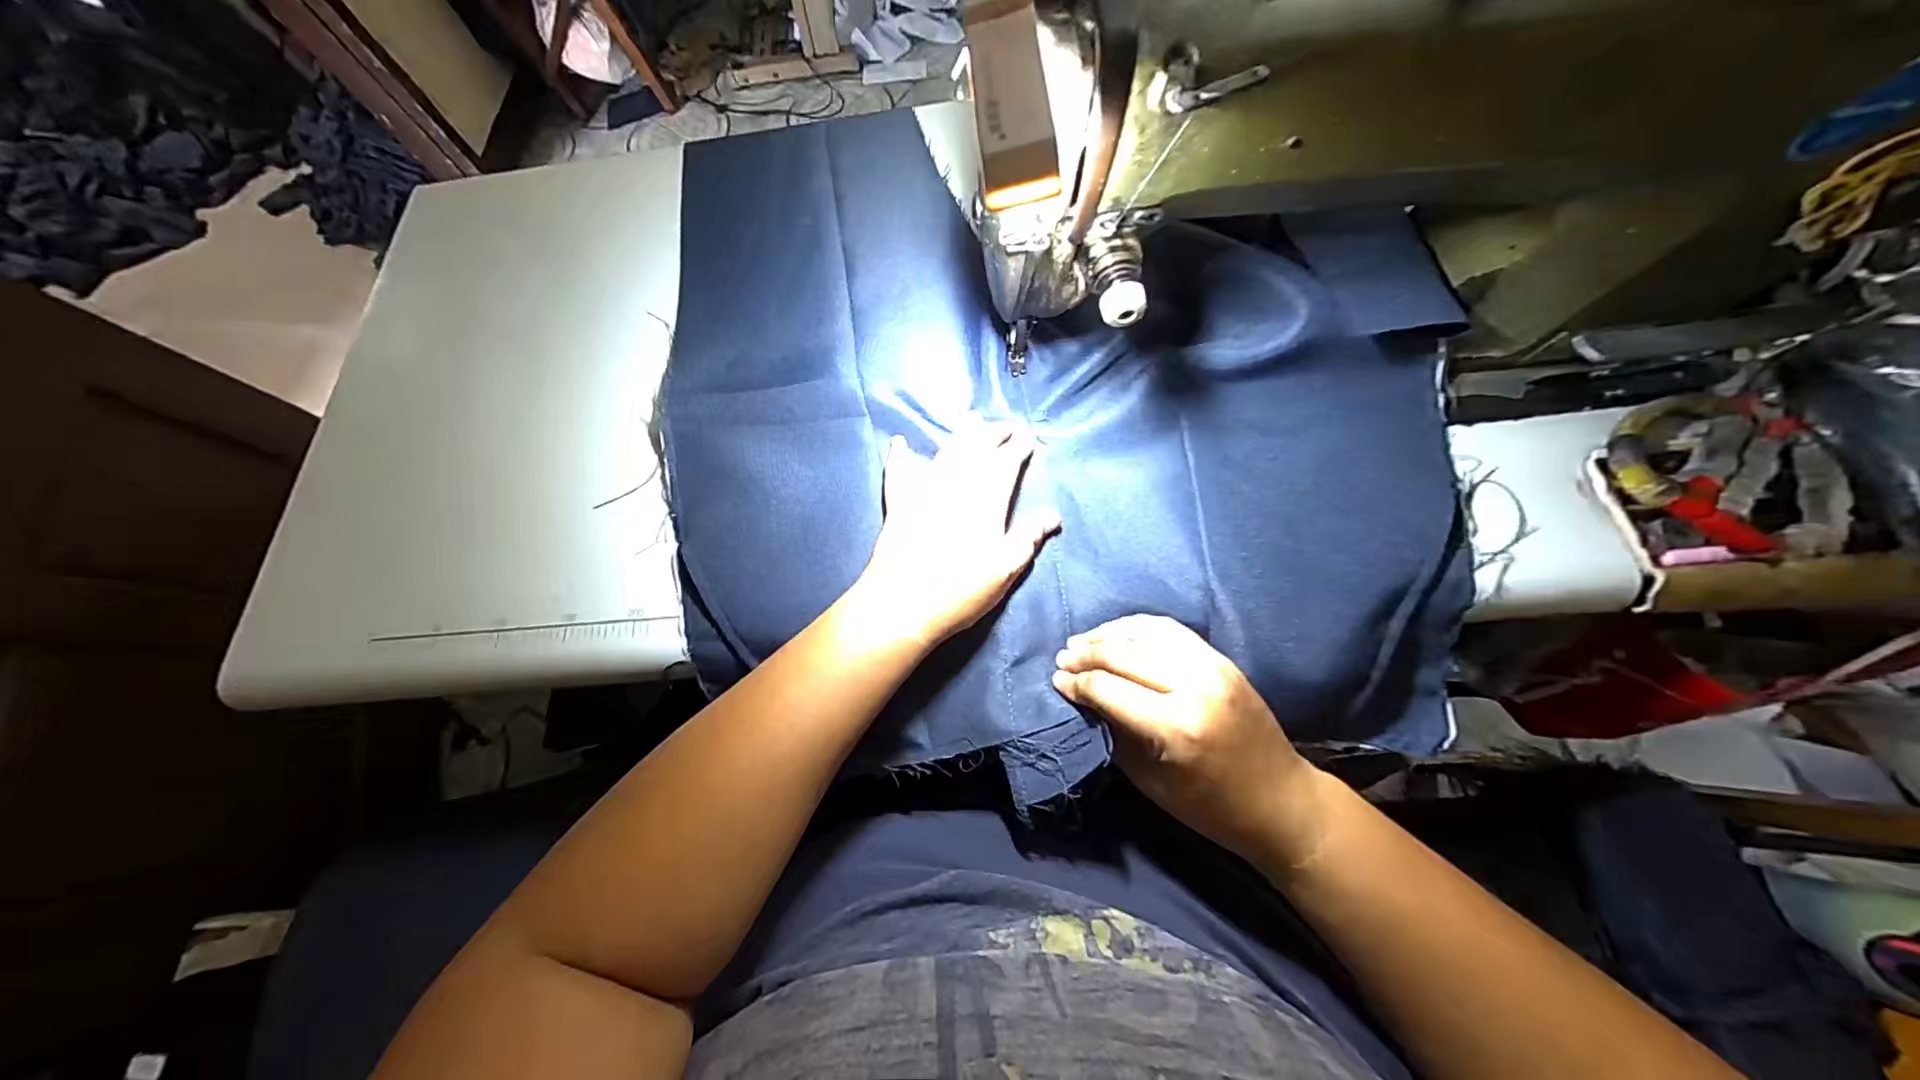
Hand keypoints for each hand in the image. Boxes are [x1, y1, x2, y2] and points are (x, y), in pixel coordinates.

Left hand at [854, 424, 1060, 647]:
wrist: (902, 602)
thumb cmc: (961, 590)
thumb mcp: (1005, 568)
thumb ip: (1028, 537)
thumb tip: (1053, 515)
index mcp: (987, 498)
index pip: (1007, 461)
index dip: (1019, 446)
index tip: (1028, 437)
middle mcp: (956, 483)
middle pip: (978, 446)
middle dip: (995, 432)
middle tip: (1006, 426)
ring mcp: (924, 488)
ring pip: (946, 450)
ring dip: (961, 432)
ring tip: (972, 418)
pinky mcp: (898, 500)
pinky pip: (899, 469)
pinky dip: (901, 454)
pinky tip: (899, 443)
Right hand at [1052, 615, 1329, 869]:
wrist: (1282, 801)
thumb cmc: (1210, 807)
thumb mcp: (1150, 780)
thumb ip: (1114, 732)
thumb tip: (1084, 699)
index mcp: (1176, 726)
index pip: (1109, 687)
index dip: (1077, 683)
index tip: (1056, 681)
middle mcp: (1195, 686)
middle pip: (1125, 653)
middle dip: (1087, 653)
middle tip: (1062, 658)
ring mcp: (1214, 667)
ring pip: (1148, 633)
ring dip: (1110, 634)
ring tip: (1083, 641)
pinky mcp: (1223, 660)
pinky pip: (1172, 631)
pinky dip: (1140, 628)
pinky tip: (1120, 634)